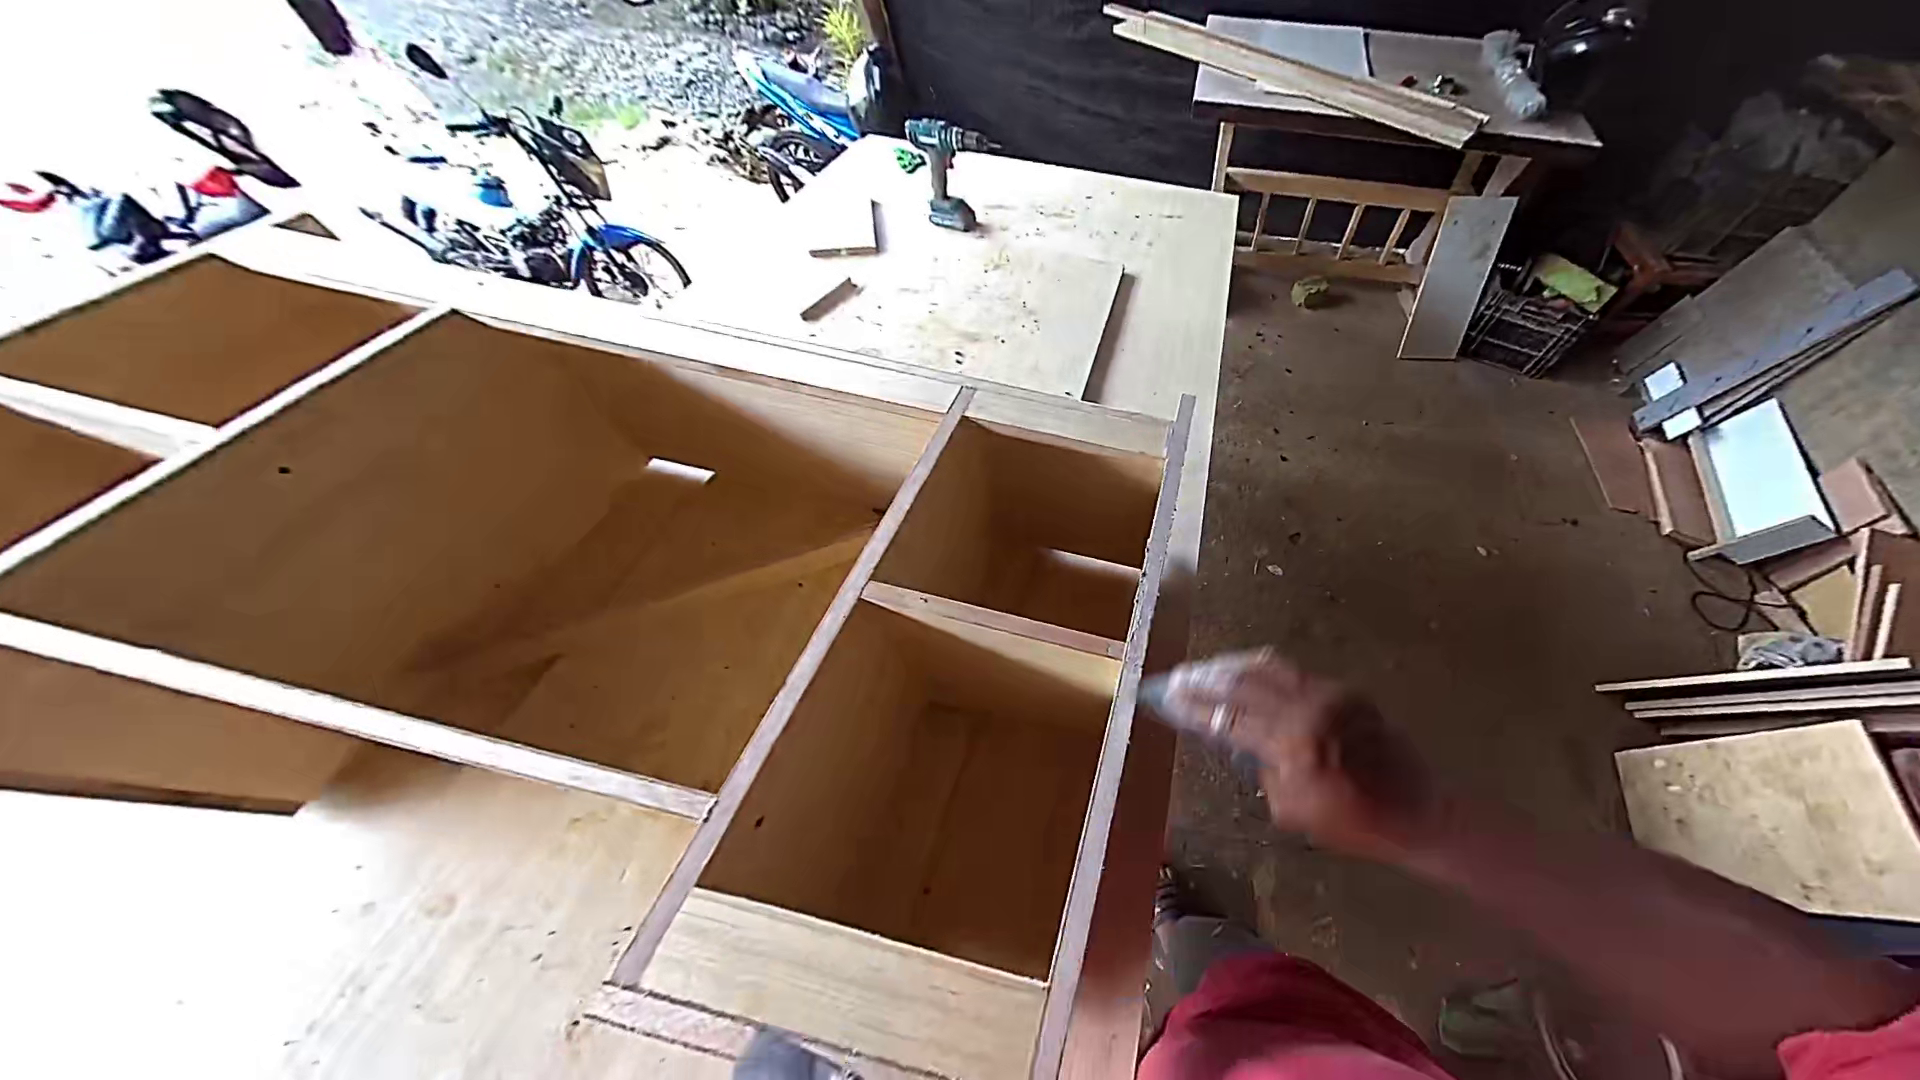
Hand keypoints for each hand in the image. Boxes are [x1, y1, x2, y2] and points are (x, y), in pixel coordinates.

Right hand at [1158, 649, 1438, 857]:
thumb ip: (1263, 768)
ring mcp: (1329, 694)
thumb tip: (1244, 742)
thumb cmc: (1356, 823)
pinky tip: (1247, 671)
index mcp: (1293, 744)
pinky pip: (1293, 671)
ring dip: (1231, 667)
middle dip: (1206, 680)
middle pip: (1242, 684)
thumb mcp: (1294, 809)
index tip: (1170, 698)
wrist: (1423, 814)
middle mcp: (1308, 710)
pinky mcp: (1345, 690)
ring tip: (1207, 668)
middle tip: (1180, 677)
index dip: (1195, 708)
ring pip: (1266, 667)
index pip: (1229, 717)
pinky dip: (1263, 669)